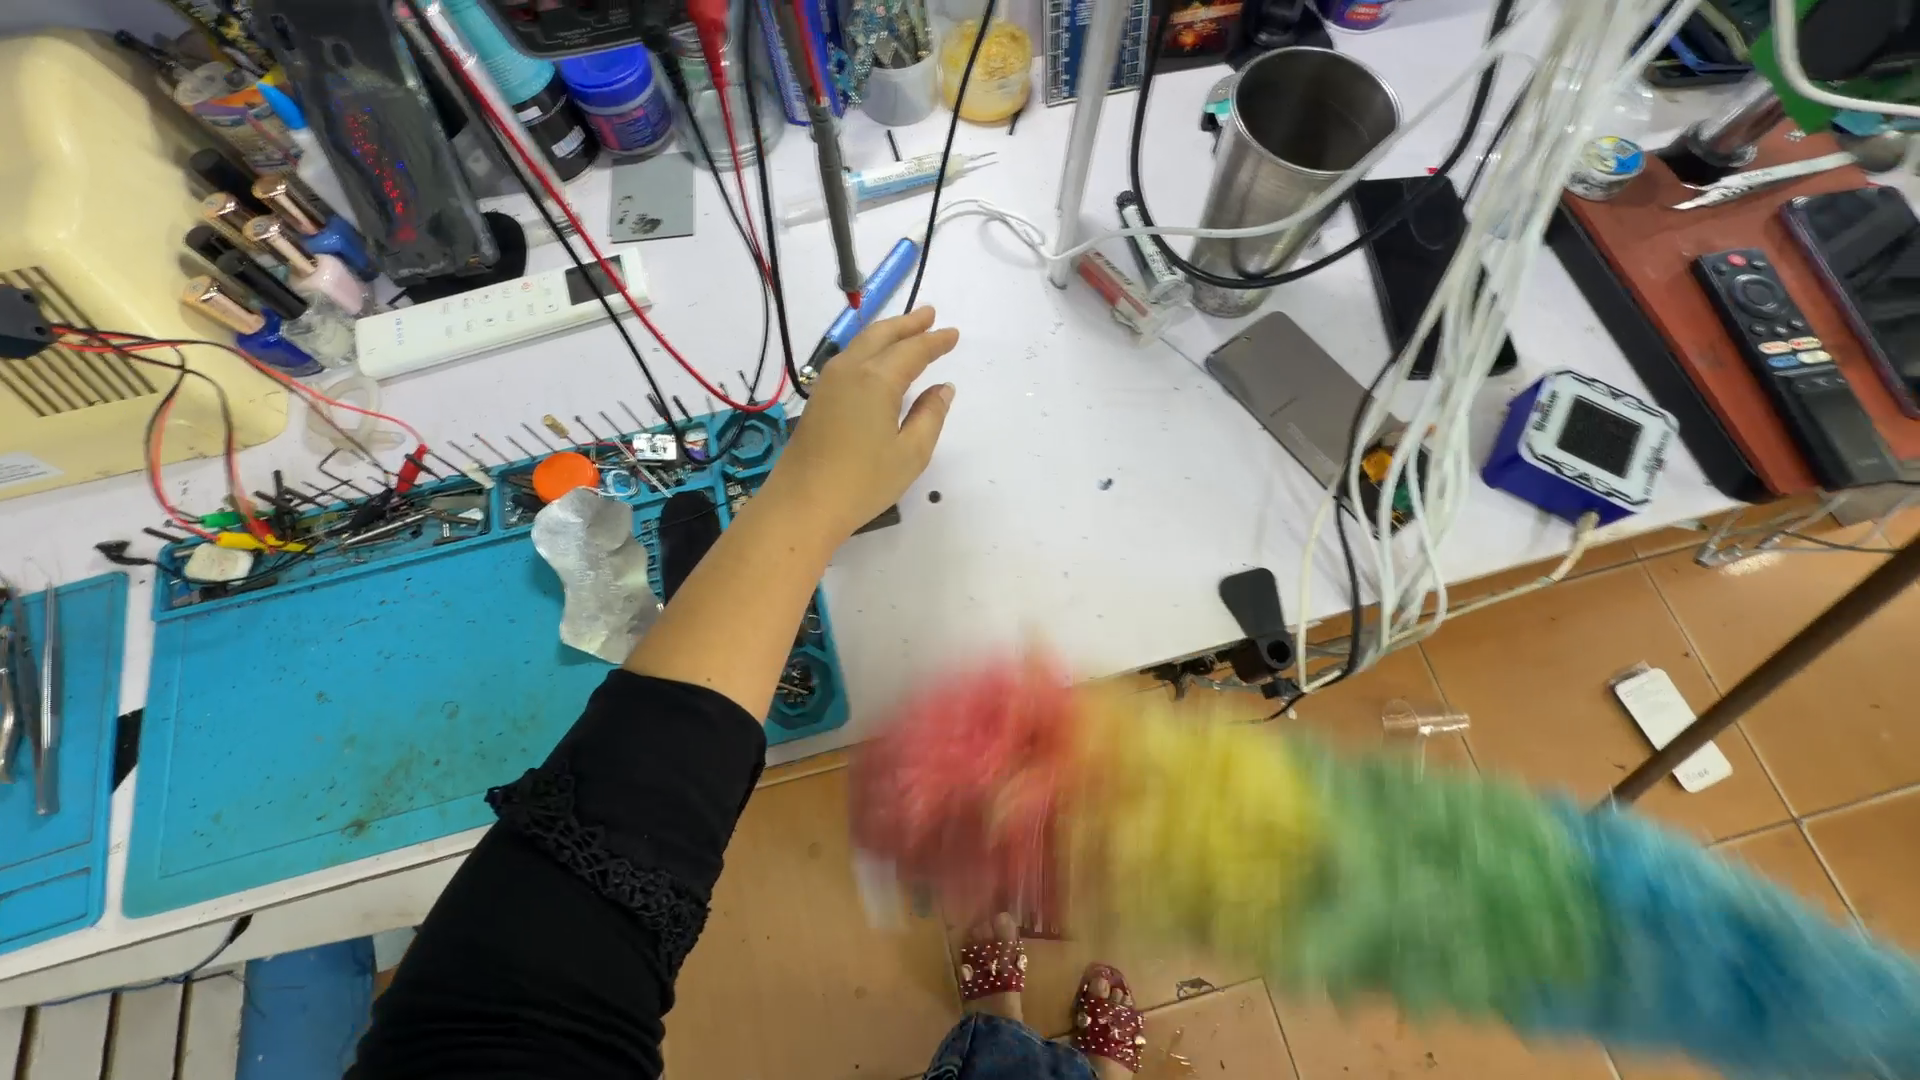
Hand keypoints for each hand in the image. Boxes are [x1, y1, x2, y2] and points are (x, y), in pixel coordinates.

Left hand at [765, 306, 959, 539]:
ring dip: (886, 334)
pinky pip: (849, 360)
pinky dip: (869, 350)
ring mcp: (828, 384)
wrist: (803, 504)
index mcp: (876, 380)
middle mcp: (850, 371)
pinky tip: (877, 362)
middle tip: (929, 314)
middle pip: (881, 336)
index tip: (953, 334)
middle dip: (907, 324)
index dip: (935, 341)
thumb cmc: (863, 482)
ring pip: (860, 345)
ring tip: (906, 330)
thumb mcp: (910, 453)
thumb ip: (930, 416)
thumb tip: (942, 389)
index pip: (913, 351)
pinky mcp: (818, 400)